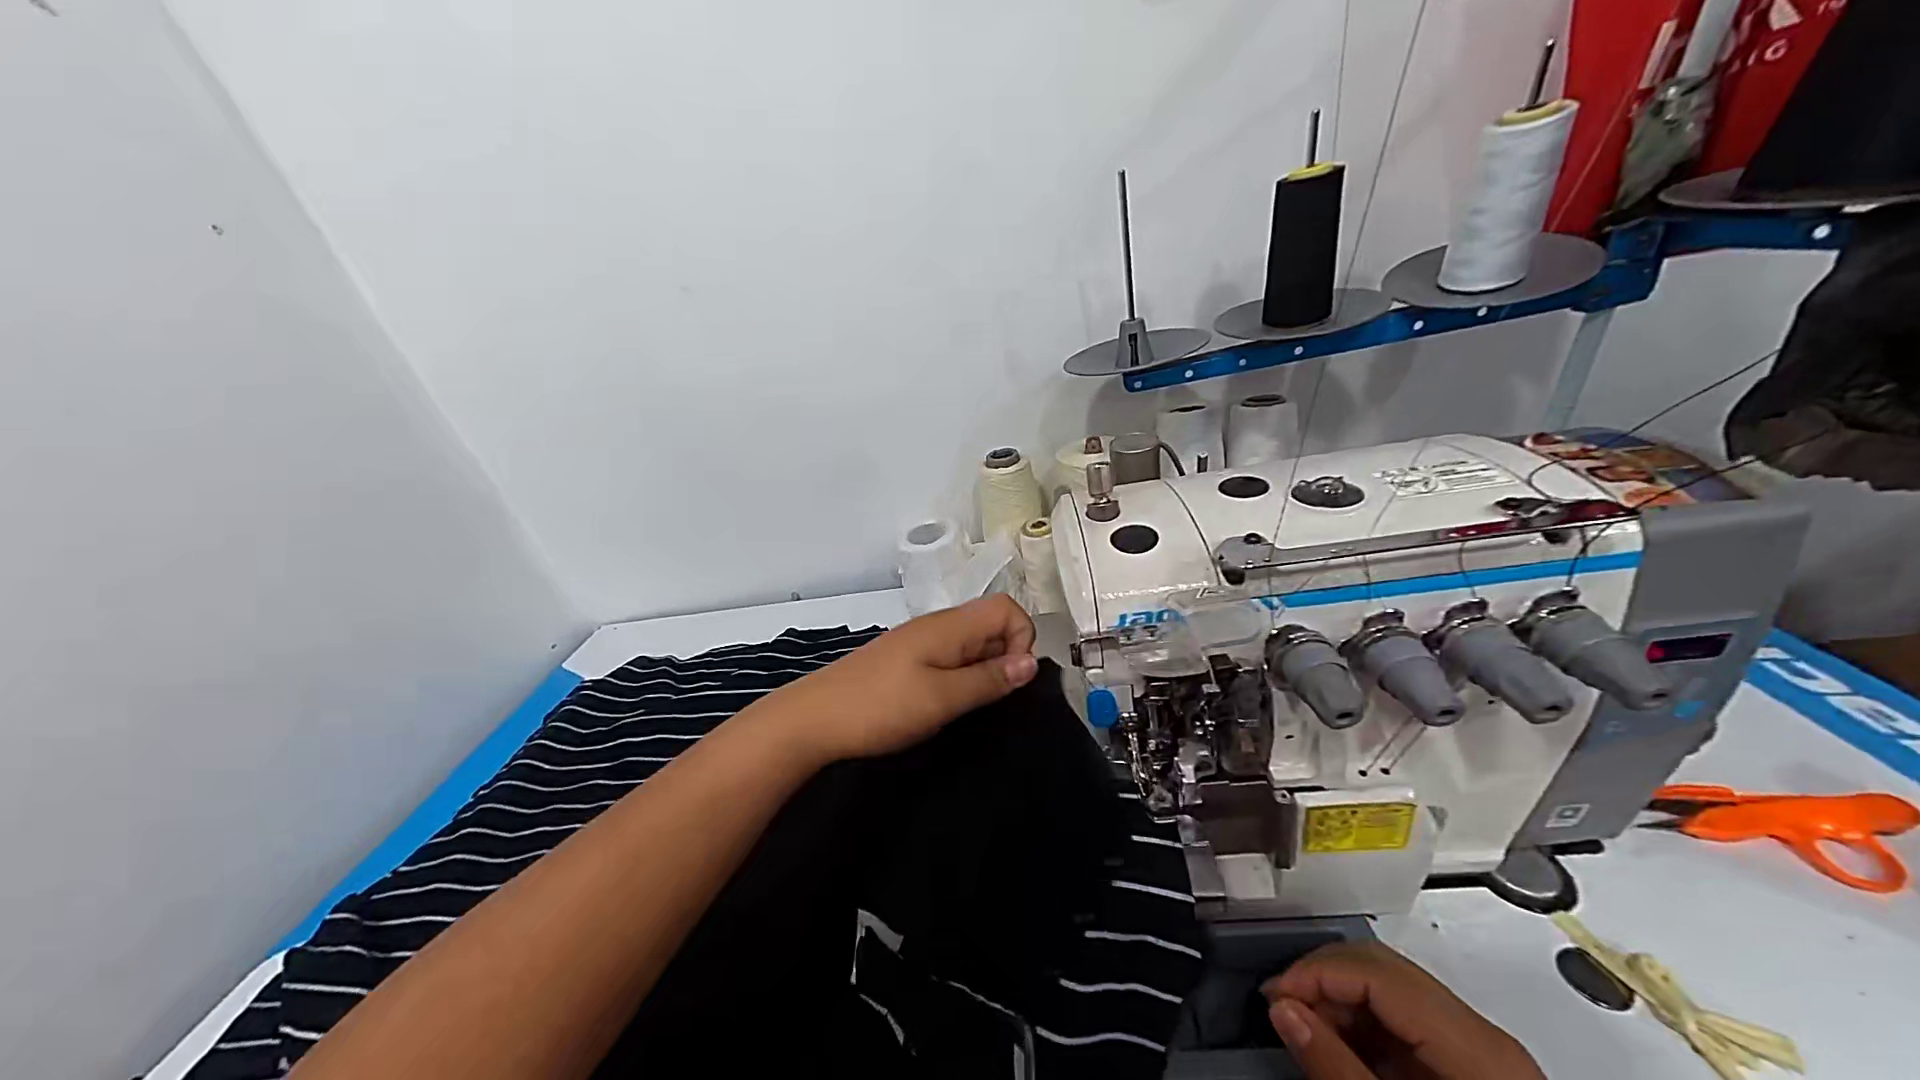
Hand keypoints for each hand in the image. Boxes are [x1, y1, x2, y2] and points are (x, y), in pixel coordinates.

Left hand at [743, 595, 1038, 767]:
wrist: (812, 720)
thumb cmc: (880, 707)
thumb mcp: (942, 698)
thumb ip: (989, 679)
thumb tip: (1031, 662)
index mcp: (949, 626)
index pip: (1007, 608)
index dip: (1022, 639)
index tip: (1010, 679)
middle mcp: (936, 625)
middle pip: (990, 624)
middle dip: (1003, 657)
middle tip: (985, 699)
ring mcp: (917, 642)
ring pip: (969, 643)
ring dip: (980, 670)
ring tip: (961, 706)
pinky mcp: (904, 660)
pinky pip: (948, 658)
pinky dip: (958, 677)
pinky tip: (940, 704)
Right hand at [1263, 942, 1545, 1079]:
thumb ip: (1336, 1064)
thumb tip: (1285, 1011)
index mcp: (1475, 1046)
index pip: (1374, 970)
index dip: (1314, 973)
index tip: (1277, 995)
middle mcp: (1484, 1036)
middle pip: (1381, 967)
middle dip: (1322, 980)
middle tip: (1284, 1006)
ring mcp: (1482, 1049)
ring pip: (1389, 987)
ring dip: (1339, 1000)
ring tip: (1308, 1030)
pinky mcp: (1474, 1065)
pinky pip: (1405, 1018)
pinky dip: (1364, 1024)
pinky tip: (1343, 1047)